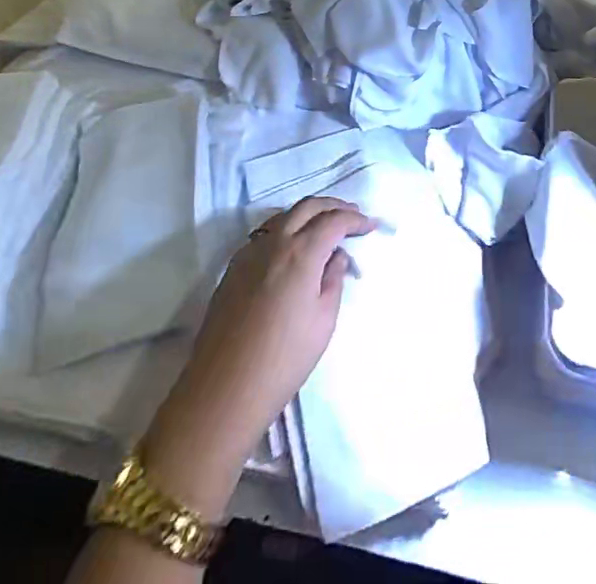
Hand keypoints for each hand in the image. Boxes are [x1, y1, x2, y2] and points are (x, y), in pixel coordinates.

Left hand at [140, 196, 373, 513]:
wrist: (224, 390)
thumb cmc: (285, 357)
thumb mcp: (325, 318)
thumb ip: (333, 278)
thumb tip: (335, 257)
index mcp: (300, 253)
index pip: (334, 220)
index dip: (356, 219)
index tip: (372, 225)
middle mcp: (272, 245)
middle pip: (307, 207)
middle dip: (334, 205)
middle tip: (354, 215)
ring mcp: (247, 256)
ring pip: (282, 217)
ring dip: (308, 214)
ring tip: (326, 227)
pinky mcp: (231, 271)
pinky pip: (264, 236)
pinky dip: (286, 229)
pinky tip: (295, 248)